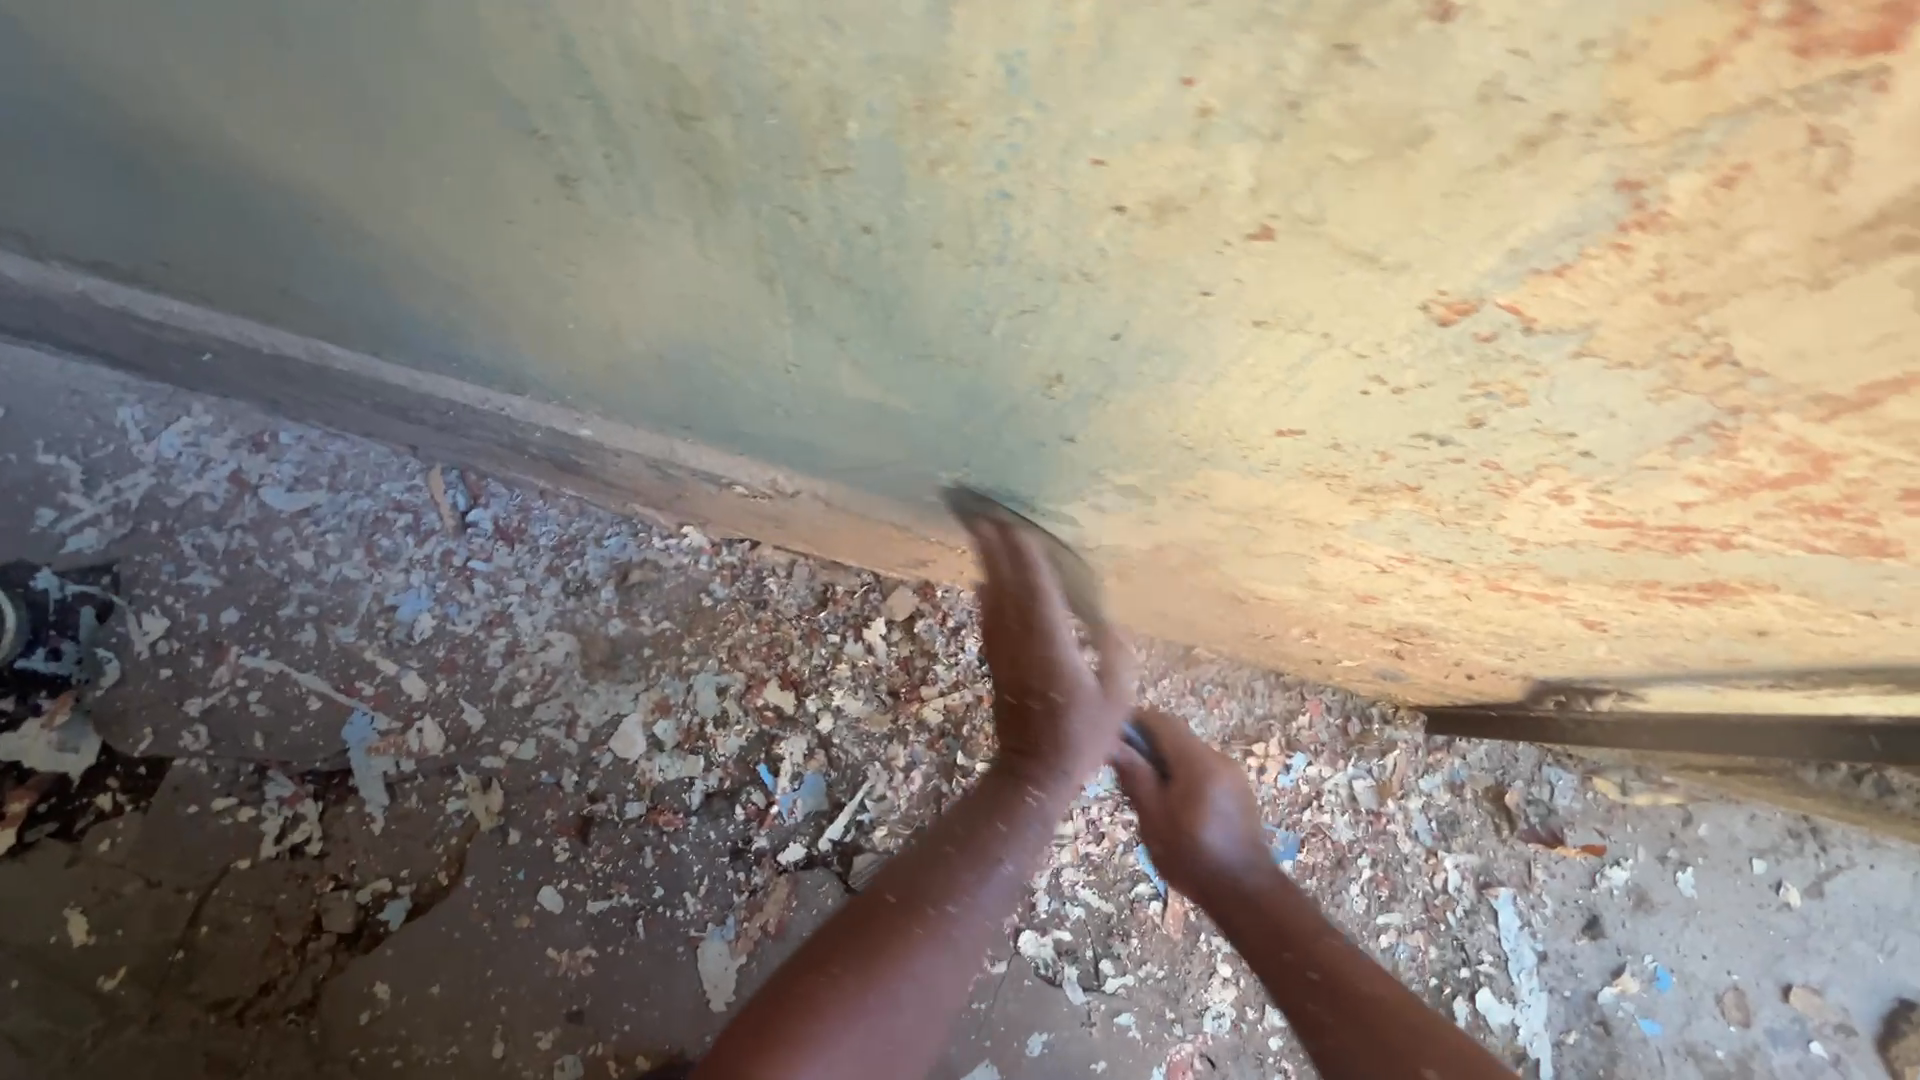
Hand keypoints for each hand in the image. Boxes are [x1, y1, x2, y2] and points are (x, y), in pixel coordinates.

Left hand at [963, 517, 1134, 788]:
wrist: (1035, 772)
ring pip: (993, 599)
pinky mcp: (997, 664)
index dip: (1028, 559)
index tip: (1019, 529)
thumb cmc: (1083, 737)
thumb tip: (1104, 621)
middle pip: (1008, 587)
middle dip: (999, 550)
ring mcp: (1005, 653)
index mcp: (1055, 647)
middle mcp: (1023, 643)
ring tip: (980, 535)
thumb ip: (1115, 653)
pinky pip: (989, 622)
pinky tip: (981, 581)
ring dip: (988, 565)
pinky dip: (984, 598)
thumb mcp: (1117, 697)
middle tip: (986, 517)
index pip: (1039, 592)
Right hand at [1112, 708, 1274, 902]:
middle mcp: (1218, 758)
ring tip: (1147, 801)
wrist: (1246, 893)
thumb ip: (1135, 775)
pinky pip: (1202, 772)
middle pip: (1174, 737)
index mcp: (1197, 760)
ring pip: (1187, 756)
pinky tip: (1172, 812)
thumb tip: (1113, 743)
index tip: (1111, 744)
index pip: (1160, 720)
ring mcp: (1232, 775)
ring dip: (1163, 768)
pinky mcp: (1237, 793)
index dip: (1132, 725)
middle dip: (1146, 751)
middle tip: (1125, 781)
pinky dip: (1181, 780)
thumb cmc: (1193, 855)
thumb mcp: (1154, 817)